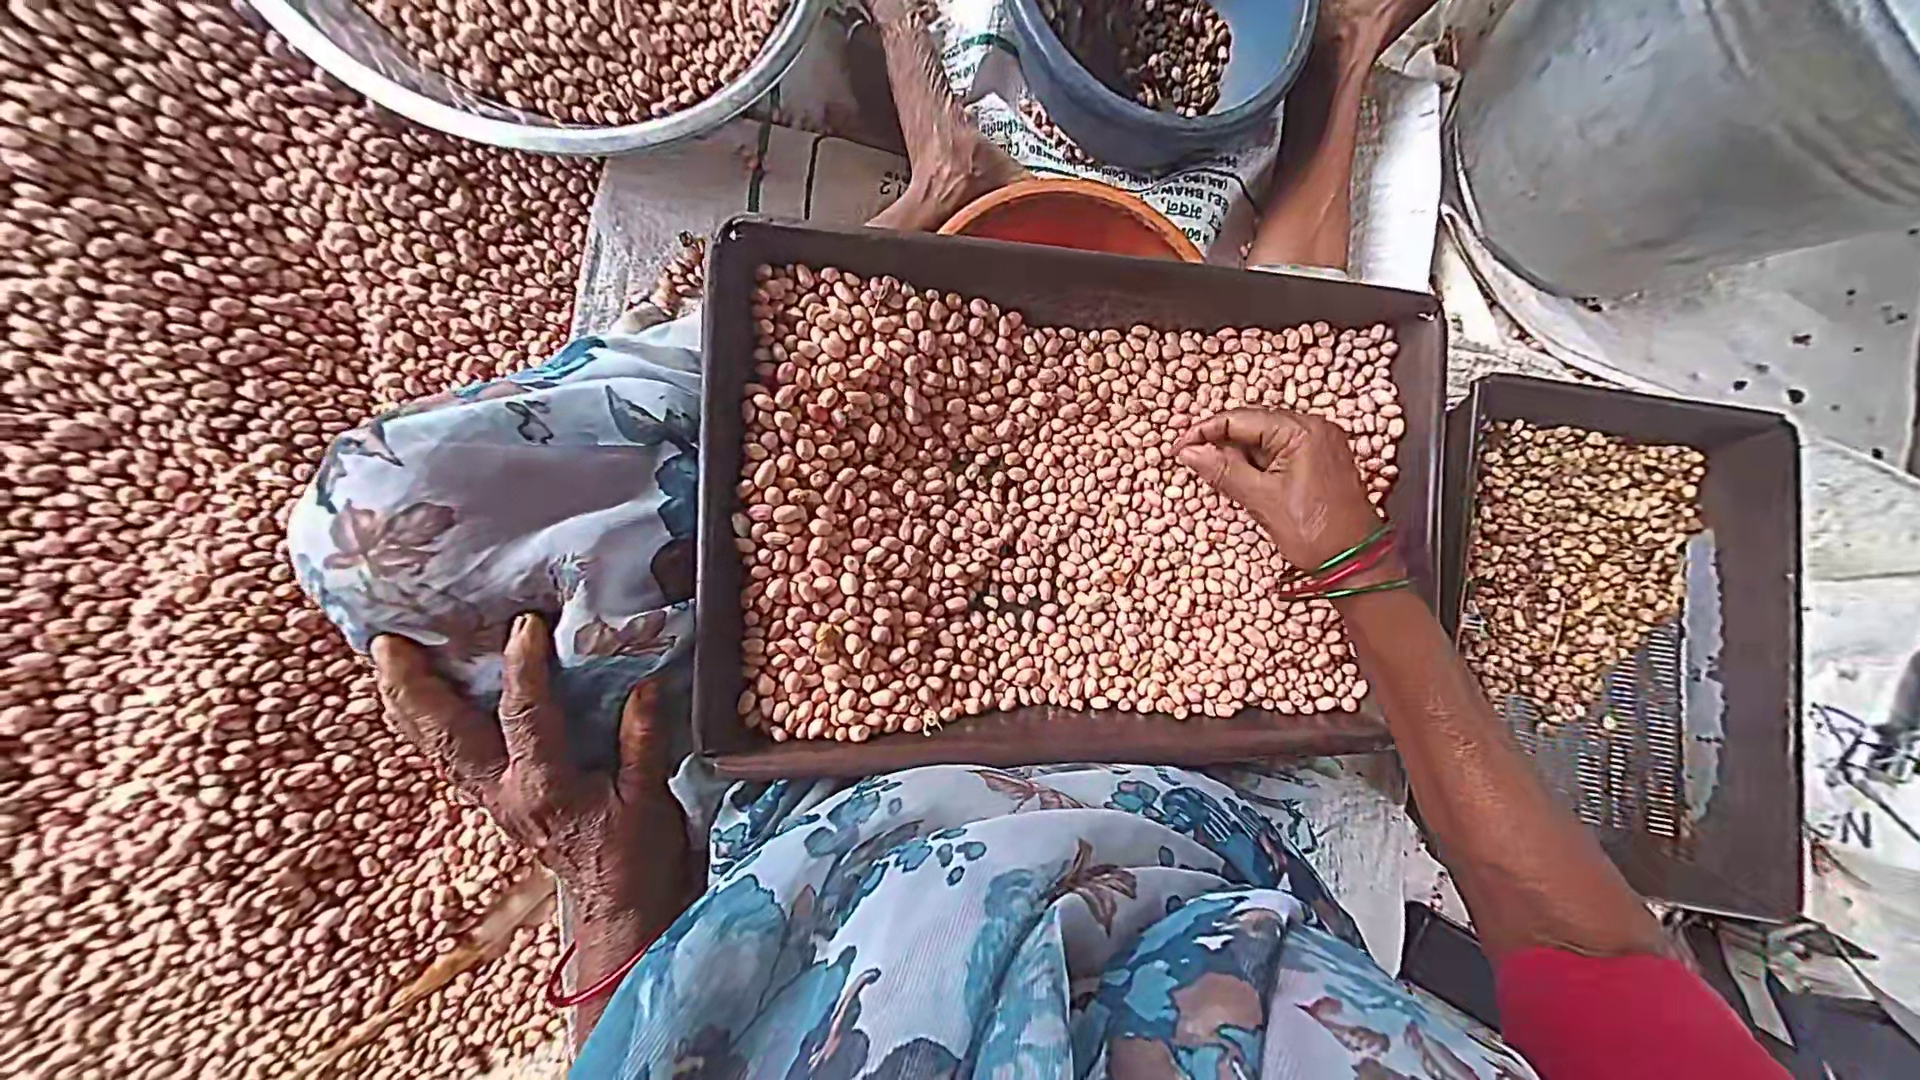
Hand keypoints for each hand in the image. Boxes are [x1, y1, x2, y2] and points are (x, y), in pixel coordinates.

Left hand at [371, 613, 695, 929]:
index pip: (526, 717)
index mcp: (546, 788)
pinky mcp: (499, 799)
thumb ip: (643, 740)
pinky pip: (455, 753)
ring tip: (391, 661)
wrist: (619, 903)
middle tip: (387, 642)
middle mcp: (505, 793)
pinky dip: (434, 722)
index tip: (525, 624)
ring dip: (409, 703)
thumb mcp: (650, 794)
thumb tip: (645, 686)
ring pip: (438, 746)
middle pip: (445, 737)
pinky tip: (431, 700)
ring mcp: (495, 799)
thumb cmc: (638, 852)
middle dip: (413, 689)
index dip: (525, 668)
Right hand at [1174, 408, 1388, 570]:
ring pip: (1262, 440)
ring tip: (1215, 476)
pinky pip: (1276, 453)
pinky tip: (1240, 481)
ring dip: (1235, 456)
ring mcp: (1318, 444)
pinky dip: (1254, 464)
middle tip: (1191, 462)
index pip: (1240, 418)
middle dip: (1219, 443)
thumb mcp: (1260, 499)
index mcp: (1301, 431)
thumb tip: (1188, 452)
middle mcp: (1314, 429)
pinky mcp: (1317, 462)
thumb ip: (1222, 470)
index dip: (1204, 432)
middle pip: (1251, 425)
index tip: (1179, 449)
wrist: (1355, 563)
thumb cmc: (1314, 532)